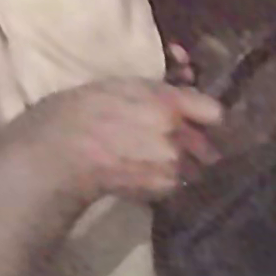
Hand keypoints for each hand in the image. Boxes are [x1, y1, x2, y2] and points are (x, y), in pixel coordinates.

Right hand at [0, 78, 222, 208]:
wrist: (60, 154)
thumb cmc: (80, 112)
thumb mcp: (119, 87)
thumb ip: (160, 95)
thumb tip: (190, 101)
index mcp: (164, 105)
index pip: (215, 113)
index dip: (209, 117)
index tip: (201, 120)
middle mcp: (177, 136)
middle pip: (210, 147)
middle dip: (195, 146)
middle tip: (171, 142)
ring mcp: (176, 166)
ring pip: (197, 168)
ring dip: (184, 165)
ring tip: (154, 158)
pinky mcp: (169, 187)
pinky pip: (181, 183)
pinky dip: (169, 179)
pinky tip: (145, 171)